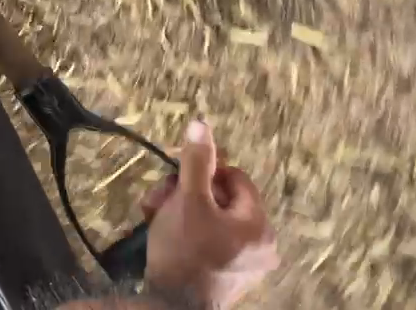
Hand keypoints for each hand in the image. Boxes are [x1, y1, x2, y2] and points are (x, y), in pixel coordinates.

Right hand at [141, 120, 279, 309]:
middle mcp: (261, 246)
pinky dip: (185, 228)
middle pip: (220, 197)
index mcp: (259, 227)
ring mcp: (245, 262)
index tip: (178, 176)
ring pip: (209, 215)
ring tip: (154, 213)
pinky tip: (162, 230)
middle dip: (184, 190)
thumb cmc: (185, 249)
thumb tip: (202, 124)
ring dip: (177, 207)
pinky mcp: (227, 273)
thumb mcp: (187, 199)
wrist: (174, 306)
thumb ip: (196, 162)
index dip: (206, 170)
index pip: (235, 178)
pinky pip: (208, 236)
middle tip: (160, 196)